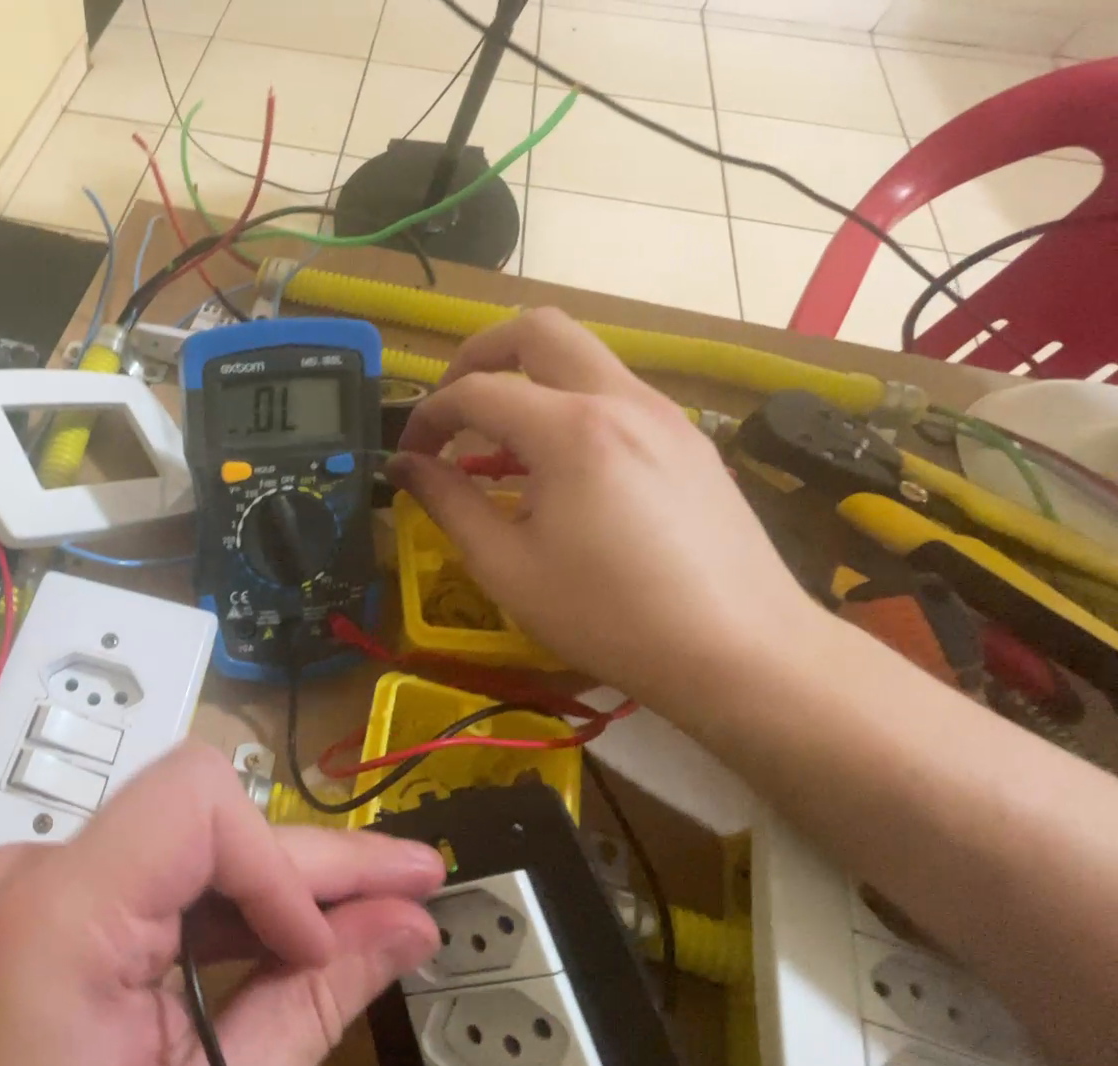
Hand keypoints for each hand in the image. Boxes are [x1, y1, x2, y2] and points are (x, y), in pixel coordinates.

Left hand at [0, 743, 444, 1065]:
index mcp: (56, 916)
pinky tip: (293, 938)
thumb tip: (401, 928)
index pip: (195, 798)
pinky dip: (222, 915)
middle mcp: (34, 876)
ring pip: (182, 852)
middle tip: (413, 880)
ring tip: (374, 910)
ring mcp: (31, 893)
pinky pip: (149, 889)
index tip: (326, 942)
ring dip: (275, 886)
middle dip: (310, 862)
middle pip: (198, 823)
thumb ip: (306, 1006)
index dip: (281, 858)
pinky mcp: (40, 918)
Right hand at [388, 308, 823, 709]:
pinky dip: (566, 408)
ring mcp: (663, 415)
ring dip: (525, 382)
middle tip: (451, 407)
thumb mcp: (506, 566)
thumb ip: (448, 502)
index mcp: (571, 431)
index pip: (476, 391)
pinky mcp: (687, 439)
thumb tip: (405, 466)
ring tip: (498, 449)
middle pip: (537, 330)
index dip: (427, 417)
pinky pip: (612, 395)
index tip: (409, 457)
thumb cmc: (609, 616)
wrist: (742, 653)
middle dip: (478, 355)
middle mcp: (620, 401)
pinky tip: (556, 472)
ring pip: (581, 357)